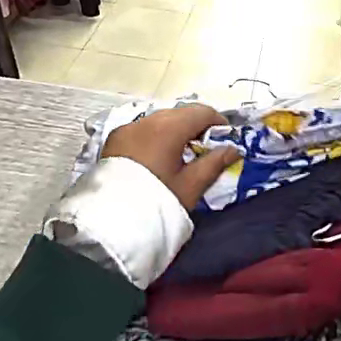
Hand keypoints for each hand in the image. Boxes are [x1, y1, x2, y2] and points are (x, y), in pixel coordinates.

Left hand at [100, 104, 238, 208]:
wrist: (107, 228)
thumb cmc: (156, 202)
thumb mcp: (192, 185)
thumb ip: (214, 163)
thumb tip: (232, 149)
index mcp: (169, 127)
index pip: (202, 112)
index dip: (218, 123)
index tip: (226, 139)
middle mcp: (146, 121)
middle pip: (180, 113)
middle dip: (197, 126)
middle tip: (206, 148)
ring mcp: (127, 130)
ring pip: (160, 120)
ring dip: (175, 130)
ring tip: (182, 154)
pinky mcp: (113, 141)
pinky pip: (143, 130)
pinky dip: (156, 136)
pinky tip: (159, 156)